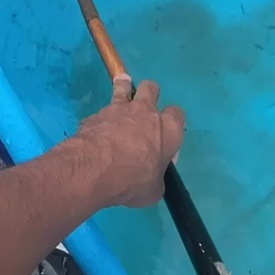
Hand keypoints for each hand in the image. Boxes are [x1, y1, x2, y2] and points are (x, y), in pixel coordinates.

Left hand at [71, 75, 184, 207]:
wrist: (96, 167)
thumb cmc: (133, 181)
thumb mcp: (153, 189)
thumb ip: (155, 177)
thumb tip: (151, 177)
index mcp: (168, 130)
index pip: (178, 114)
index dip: (173, 120)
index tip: (166, 132)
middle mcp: (146, 112)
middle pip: (152, 88)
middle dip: (150, 93)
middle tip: (144, 107)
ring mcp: (120, 108)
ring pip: (124, 85)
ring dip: (124, 87)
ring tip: (122, 89)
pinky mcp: (98, 112)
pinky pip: (103, 109)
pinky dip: (102, 116)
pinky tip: (98, 129)